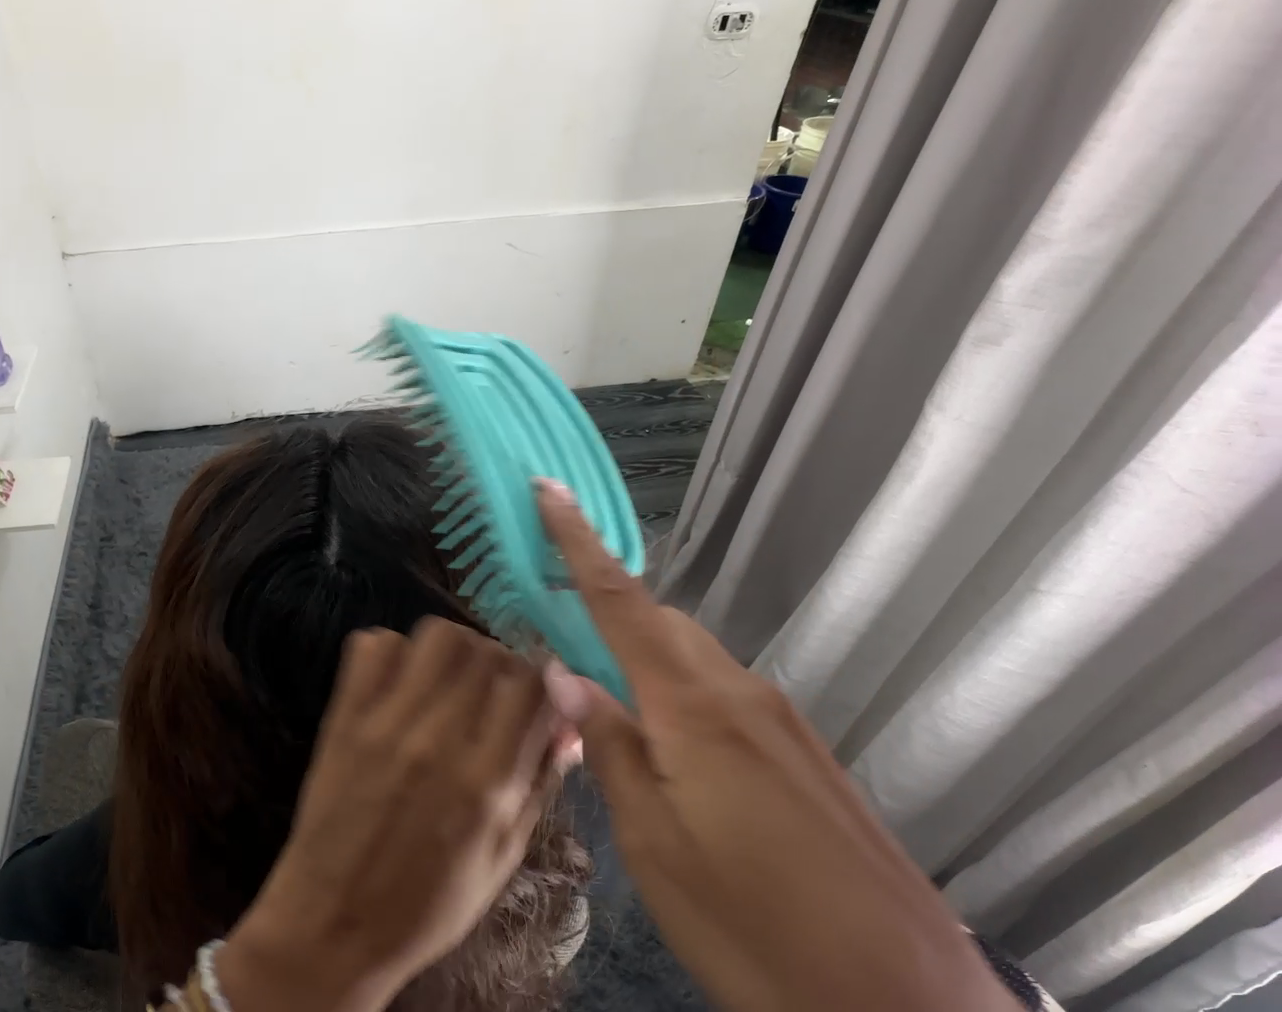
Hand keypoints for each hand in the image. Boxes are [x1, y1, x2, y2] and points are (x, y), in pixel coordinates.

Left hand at [216, 618, 563, 1011]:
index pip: (532, 684)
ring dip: (453, 650)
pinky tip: (400, 684)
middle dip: (500, 664)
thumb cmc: (429, 905)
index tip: (534, 697)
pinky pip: (372, 646)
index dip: (542, 682)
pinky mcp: (344, 715)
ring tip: (448, 682)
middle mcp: (441, 738)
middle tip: (491, 691)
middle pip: (487, 651)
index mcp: (488, 780)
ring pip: (436, 635)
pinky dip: (394, 652)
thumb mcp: (504, 858)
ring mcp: (386, 722)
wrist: (335, 923)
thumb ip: (538, 783)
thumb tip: (569, 725)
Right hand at [534, 479, 1022, 1011]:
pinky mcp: (806, 756)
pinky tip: (668, 751)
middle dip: (608, 612)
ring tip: (604, 703)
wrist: (904, 1001)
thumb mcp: (653, 843)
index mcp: (695, 708)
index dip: (579, 545)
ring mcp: (783, 723)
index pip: (621, 604)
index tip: (550, 491)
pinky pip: (725, 696)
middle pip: (662, 623)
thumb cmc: (752, 923)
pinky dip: (680, 694)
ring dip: (643, 658)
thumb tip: (564, 673)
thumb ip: (607, 747)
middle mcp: (743, 695)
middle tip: (557, 635)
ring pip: (695, 660)